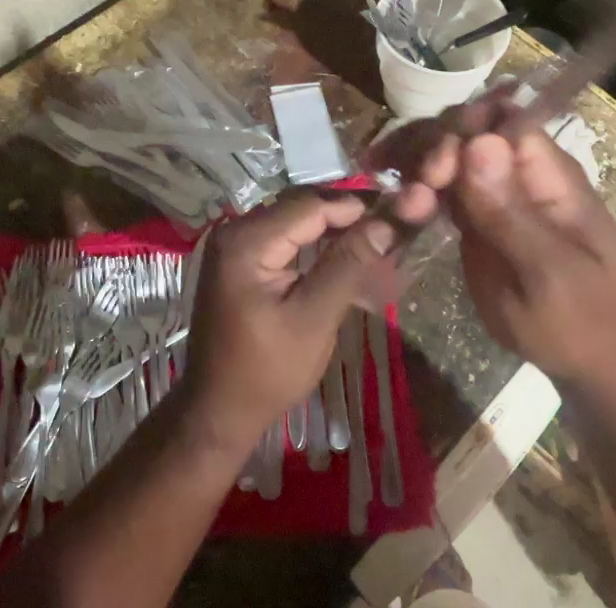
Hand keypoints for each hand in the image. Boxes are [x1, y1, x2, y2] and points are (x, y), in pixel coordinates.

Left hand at [178, 189, 430, 444]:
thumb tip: (385, 222)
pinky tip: (343, 250)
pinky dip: (313, 240)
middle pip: (299, 206)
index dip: (355, 206)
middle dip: (345, 213)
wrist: (218, 409)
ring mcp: (232, 244)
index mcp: (245, 241)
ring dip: (331, 225)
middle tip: (390, 223)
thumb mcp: (313, 318)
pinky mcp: (238, 260)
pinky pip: (281, 237)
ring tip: (375, 234)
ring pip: (292, 219)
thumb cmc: (266, 370)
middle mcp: (233, 230)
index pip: (309, 206)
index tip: (398, 212)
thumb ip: (347, 265)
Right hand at [373, 98, 615, 384]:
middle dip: (433, 148)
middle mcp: (518, 171)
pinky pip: (438, 188)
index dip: (468, 127)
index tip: (440, 163)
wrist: (578, 359)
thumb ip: (512, 211)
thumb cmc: (577, 317)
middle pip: (466, 130)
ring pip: (445, 154)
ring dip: (416, 168)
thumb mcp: (549, 272)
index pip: (504, 120)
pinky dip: (414, 191)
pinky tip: (397, 207)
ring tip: (404, 205)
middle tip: (415, 193)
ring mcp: (493, 192)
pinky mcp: (471, 216)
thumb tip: (479, 143)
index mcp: (550, 174)